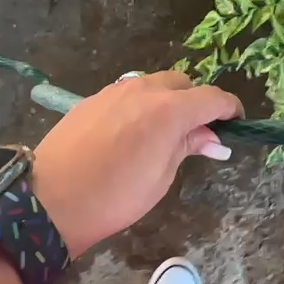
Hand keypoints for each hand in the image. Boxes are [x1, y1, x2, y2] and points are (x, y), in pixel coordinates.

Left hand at [30, 71, 241, 256]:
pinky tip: (129, 133)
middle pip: (184, 84)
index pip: (213, 97)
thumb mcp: (161, 178)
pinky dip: (140, 105)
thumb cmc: (114, 197)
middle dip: (195, 103)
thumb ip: (188, 147)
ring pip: (155, 84)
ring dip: (166, 101)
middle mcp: (147, 89)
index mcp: (171, 110)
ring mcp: (117, 90)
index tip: (235, 122)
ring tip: (159, 133)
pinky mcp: (95, 97)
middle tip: (194, 134)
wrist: (48, 200)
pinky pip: (129, 93)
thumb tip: (212, 137)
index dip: (229, 108)